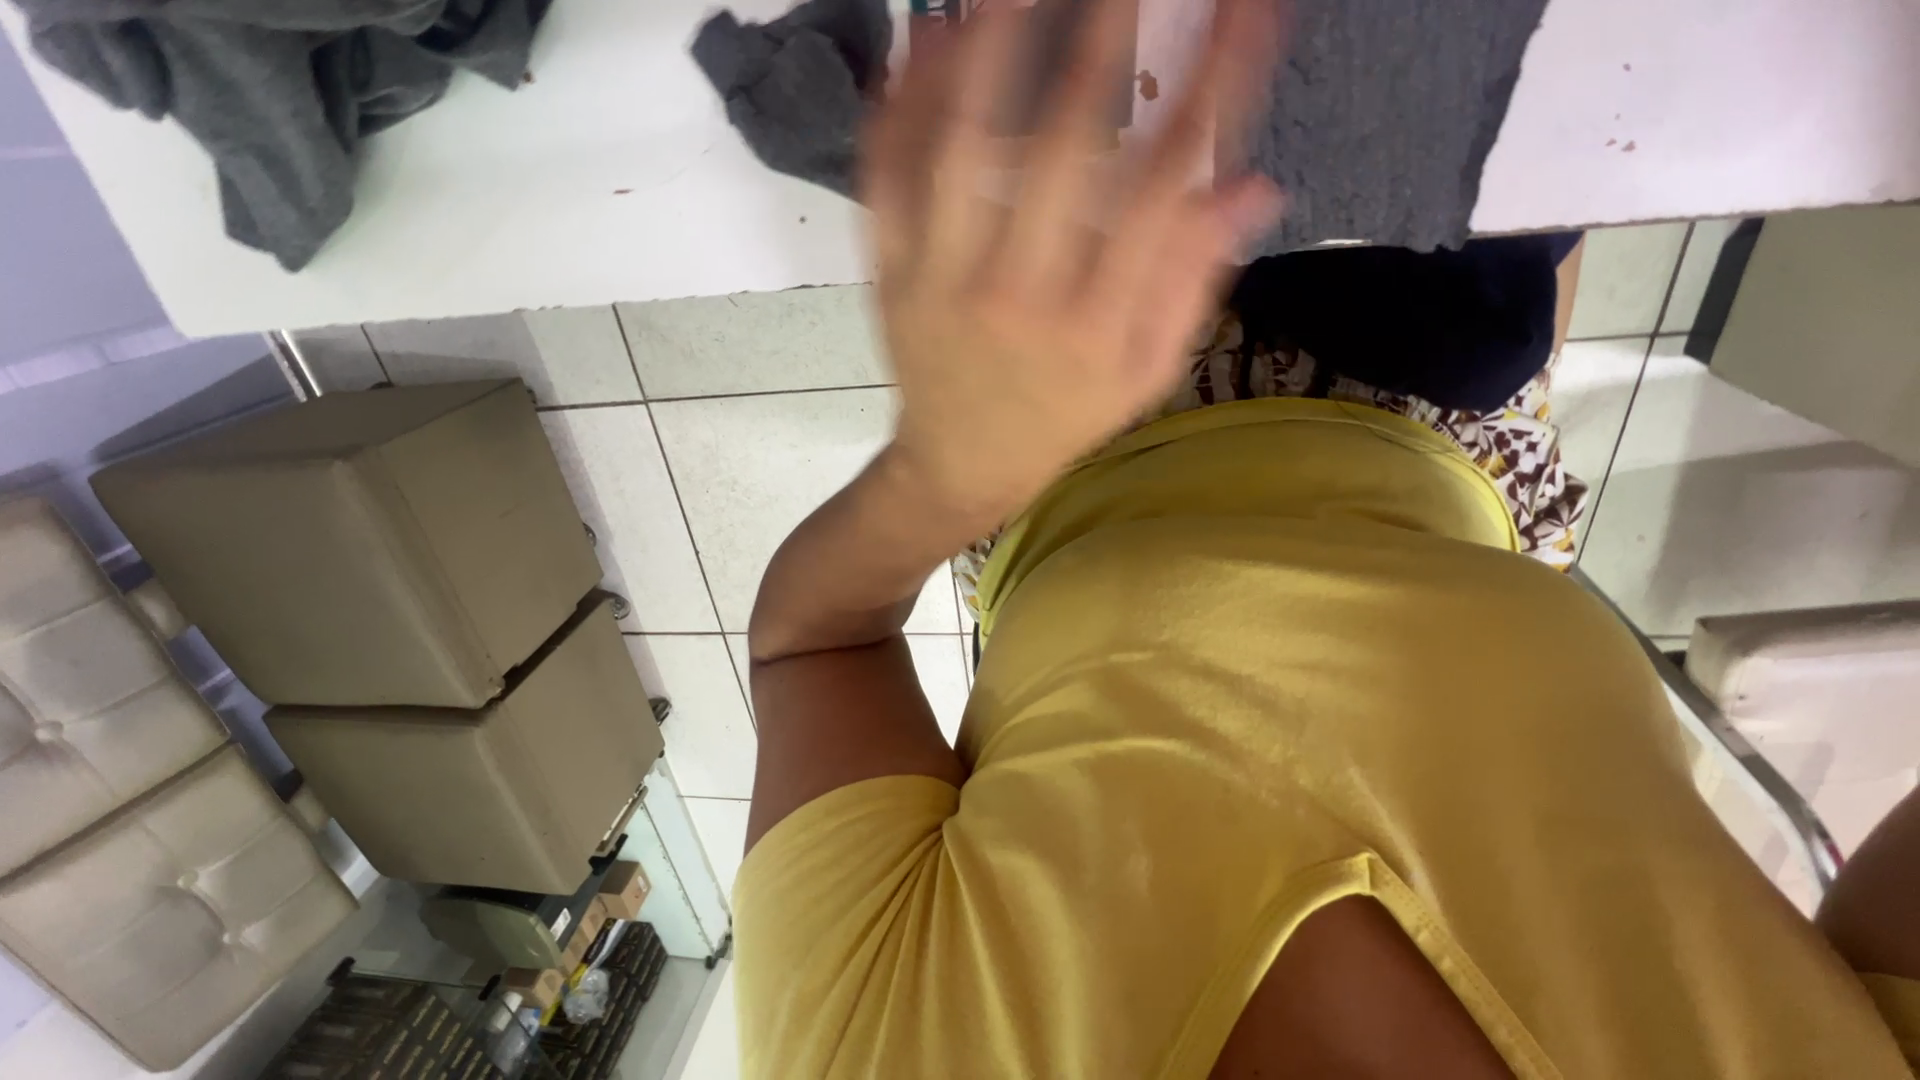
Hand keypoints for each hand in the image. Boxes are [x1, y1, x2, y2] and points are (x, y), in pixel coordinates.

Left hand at [865, 0, 1285, 529]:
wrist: (961, 464)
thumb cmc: (1063, 417)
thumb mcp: (1144, 373)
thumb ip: (1191, 284)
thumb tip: (1254, 184)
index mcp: (1094, 326)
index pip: (1159, 191)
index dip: (1208, 93)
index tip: (1243, 13)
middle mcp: (1016, 298)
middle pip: (1055, 156)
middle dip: (1099, 49)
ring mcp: (941, 283)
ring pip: (956, 154)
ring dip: (987, 56)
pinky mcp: (890, 276)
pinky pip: (885, 183)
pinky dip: (899, 108)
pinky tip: (923, 43)